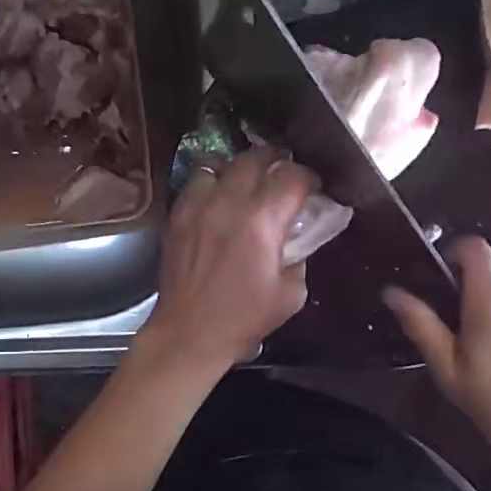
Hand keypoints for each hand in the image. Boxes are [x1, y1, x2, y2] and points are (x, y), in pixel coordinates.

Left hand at [138, 147, 317, 370]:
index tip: (312, 188)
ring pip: (220, 162)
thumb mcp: (291, 293)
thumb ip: (300, 255)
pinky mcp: (177, 215)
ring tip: (247, 181)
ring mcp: (198, 206)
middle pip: (255, 158)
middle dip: (276, 161)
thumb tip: (298, 234)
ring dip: (239, 167)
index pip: (292, 176)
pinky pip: (194, 182)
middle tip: (283, 174)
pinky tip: (218, 196)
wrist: (189, 332)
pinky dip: (211, 181)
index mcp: (262, 221)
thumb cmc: (243, 318)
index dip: (308, 177)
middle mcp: (228, 203)